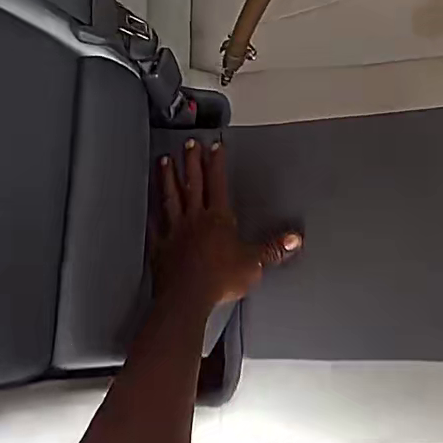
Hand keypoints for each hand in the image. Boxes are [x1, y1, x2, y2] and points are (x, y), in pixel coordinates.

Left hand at [151, 140, 299, 313]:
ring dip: (167, 177)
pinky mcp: (160, 247)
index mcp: (218, 218)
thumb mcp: (254, 263)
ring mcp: (175, 231)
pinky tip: (150, 203)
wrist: (186, 298)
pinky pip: (156, 223)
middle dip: (192, 161)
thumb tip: (293, 239)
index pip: (217, 182)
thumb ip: (273, 249)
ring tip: (165, 161)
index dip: (215, 162)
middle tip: (189, 144)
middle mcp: (194, 219)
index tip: (214, 147)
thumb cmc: (219, 280)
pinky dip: (153, 211)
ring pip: (170, 197)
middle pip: (193, 183)